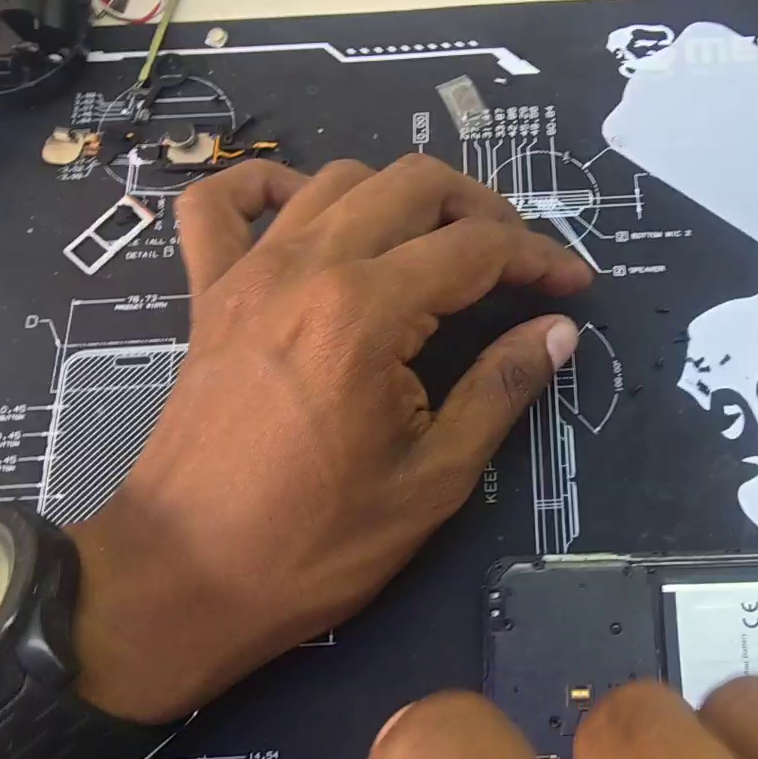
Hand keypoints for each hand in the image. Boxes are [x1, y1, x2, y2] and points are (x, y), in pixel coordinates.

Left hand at [67, 156, 593, 722]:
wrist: (183, 578)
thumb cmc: (316, 542)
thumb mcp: (433, 479)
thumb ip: (500, 389)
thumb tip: (557, 331)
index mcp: (367, 312)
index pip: (477, 249)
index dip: (540, 259)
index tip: (574, 287)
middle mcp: (306, 266)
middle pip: (415, 186)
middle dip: (485, 211)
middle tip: (518, 263)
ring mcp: (248, 272)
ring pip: (339, 180)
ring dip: (405, 199)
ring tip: (440, 248)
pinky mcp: (209, 294)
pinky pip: (225, 203)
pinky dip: (273, 188)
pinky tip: (312, 216)